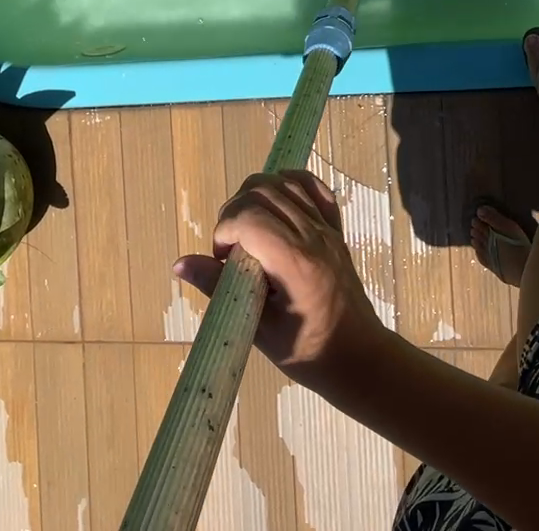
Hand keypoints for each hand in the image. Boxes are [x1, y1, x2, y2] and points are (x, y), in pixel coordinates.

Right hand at [174, 170, 388, 390]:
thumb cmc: (306, 351)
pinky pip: (315, 188)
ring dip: (258, 195)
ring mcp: (328, 228)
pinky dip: (291, 184)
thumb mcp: (257, 328)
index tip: (222, 258)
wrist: (358, 355)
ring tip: (249, 229)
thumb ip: (220, 289)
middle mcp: (313, 235)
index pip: (250, 217)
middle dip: (235, 210)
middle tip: (231, 247)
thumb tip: (180, 264)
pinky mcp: (336, 228)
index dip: (225, 229)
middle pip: (265, 191)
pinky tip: (276, 204)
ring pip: (287, 182)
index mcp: (295, 262)